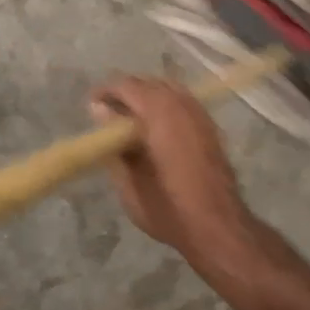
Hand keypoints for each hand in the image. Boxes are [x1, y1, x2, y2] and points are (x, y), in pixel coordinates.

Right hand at [91, 77, 256, 264]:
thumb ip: (113, 141)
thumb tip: (100, 111)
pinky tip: (156, 129)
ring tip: (131, 121)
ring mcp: (199, 114)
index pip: (127, 85)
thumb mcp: (129, 180)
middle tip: (108, 114)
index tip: (92, 106)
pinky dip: (166, 106)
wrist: (218, 226)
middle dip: (126, 93)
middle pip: (148, 83)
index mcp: (159, 113)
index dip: (106, 92)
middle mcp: (181, 105)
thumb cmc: (167, 207)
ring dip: (147, 98)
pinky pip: (183, 102)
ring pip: (168, 89)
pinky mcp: (210, 127)